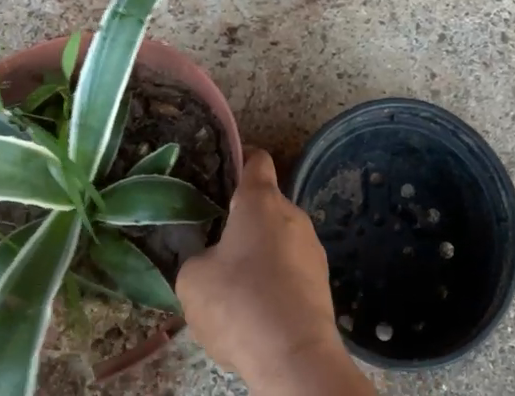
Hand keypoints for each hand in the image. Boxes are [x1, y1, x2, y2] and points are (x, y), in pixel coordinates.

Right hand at [177, 150, 371, 393]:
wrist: (294, 354)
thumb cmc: (240, 303)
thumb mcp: (193, 280)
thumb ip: (196, 258)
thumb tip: (209, 261)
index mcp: (260, 202)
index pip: (256, 162)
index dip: (241, 160)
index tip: (226, 170)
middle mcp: (293, 214)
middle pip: (265, 207)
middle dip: (243, 224)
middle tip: (216, 248)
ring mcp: (312, 247)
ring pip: (278, 241)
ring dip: (258, 256)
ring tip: (234, 290)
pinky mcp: (321, 279)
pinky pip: (290, 270)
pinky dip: (274, 283)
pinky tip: (257, 312)